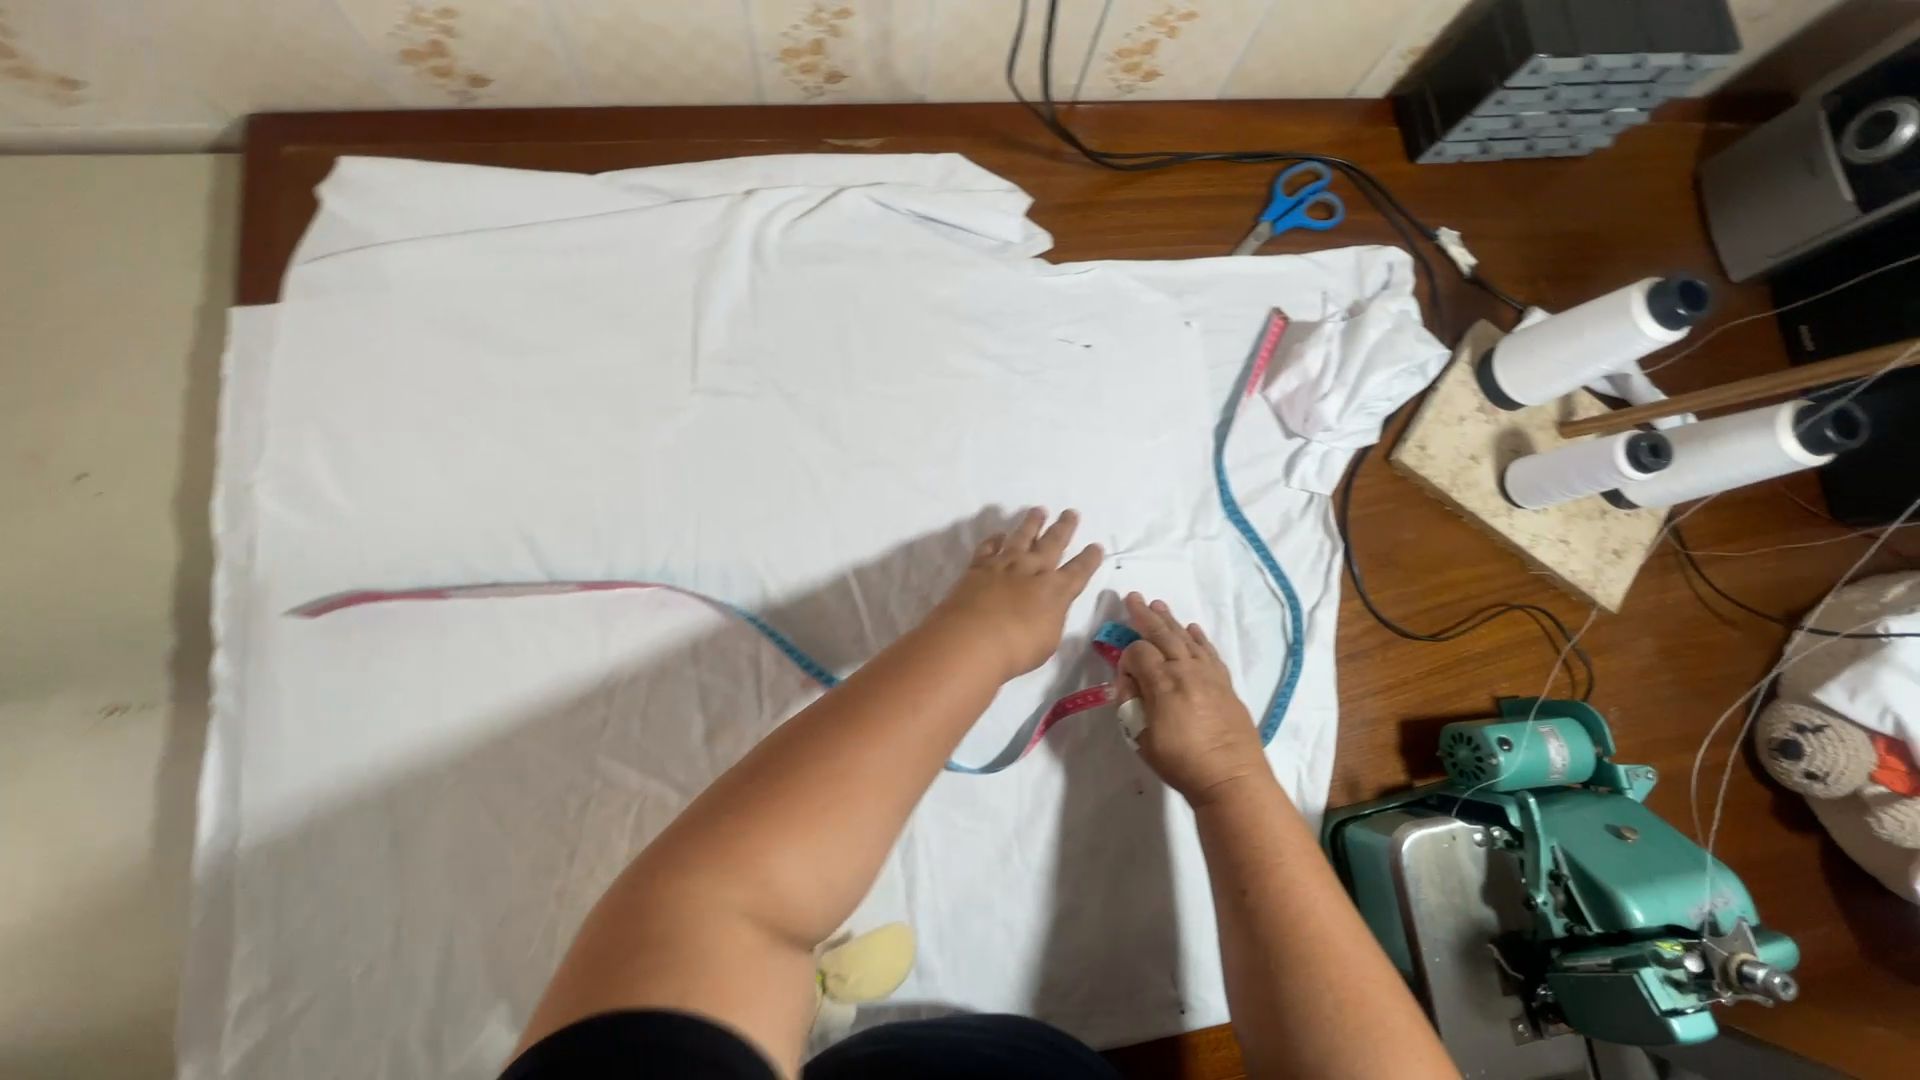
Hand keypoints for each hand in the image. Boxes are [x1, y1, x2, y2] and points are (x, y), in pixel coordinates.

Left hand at [932, 508, 1101, 678]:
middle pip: (1053, 543)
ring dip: (1032, 523)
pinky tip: (999, 534)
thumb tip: (1047, 610)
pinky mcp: (978, 567)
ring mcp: (1004, 565)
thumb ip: (1050, 620)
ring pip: (1022, 537)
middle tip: (1070, 512)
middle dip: (1064, 528)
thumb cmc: (1017, 650)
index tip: (1096, 546)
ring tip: (1038, 511)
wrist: (973, 639)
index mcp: (1056, 591)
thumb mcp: (1047, 641)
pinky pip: (989, 547)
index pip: (1079, 571)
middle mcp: (1033, 571)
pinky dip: (995, 539)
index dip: (1089, 559)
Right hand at [1119, 593, 1270, 806]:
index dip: (1125, 659)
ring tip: (1158, 605)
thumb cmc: (1181, 762)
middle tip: (1133, 597)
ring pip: (1185, 638)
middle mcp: (1186, 669)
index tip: (1124, 678)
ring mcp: (1209, 674)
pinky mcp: (1225, 683)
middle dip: (1144, 616)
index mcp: (1162, 682)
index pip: (1137, 652)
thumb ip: (1130, 703)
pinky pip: (1209, 651)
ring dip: (1170, 621)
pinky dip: (1198, 637)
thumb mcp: (1141, 737)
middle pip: (1162, 634)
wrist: (1231, 778)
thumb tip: (1128, 680)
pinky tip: (1192, 629)